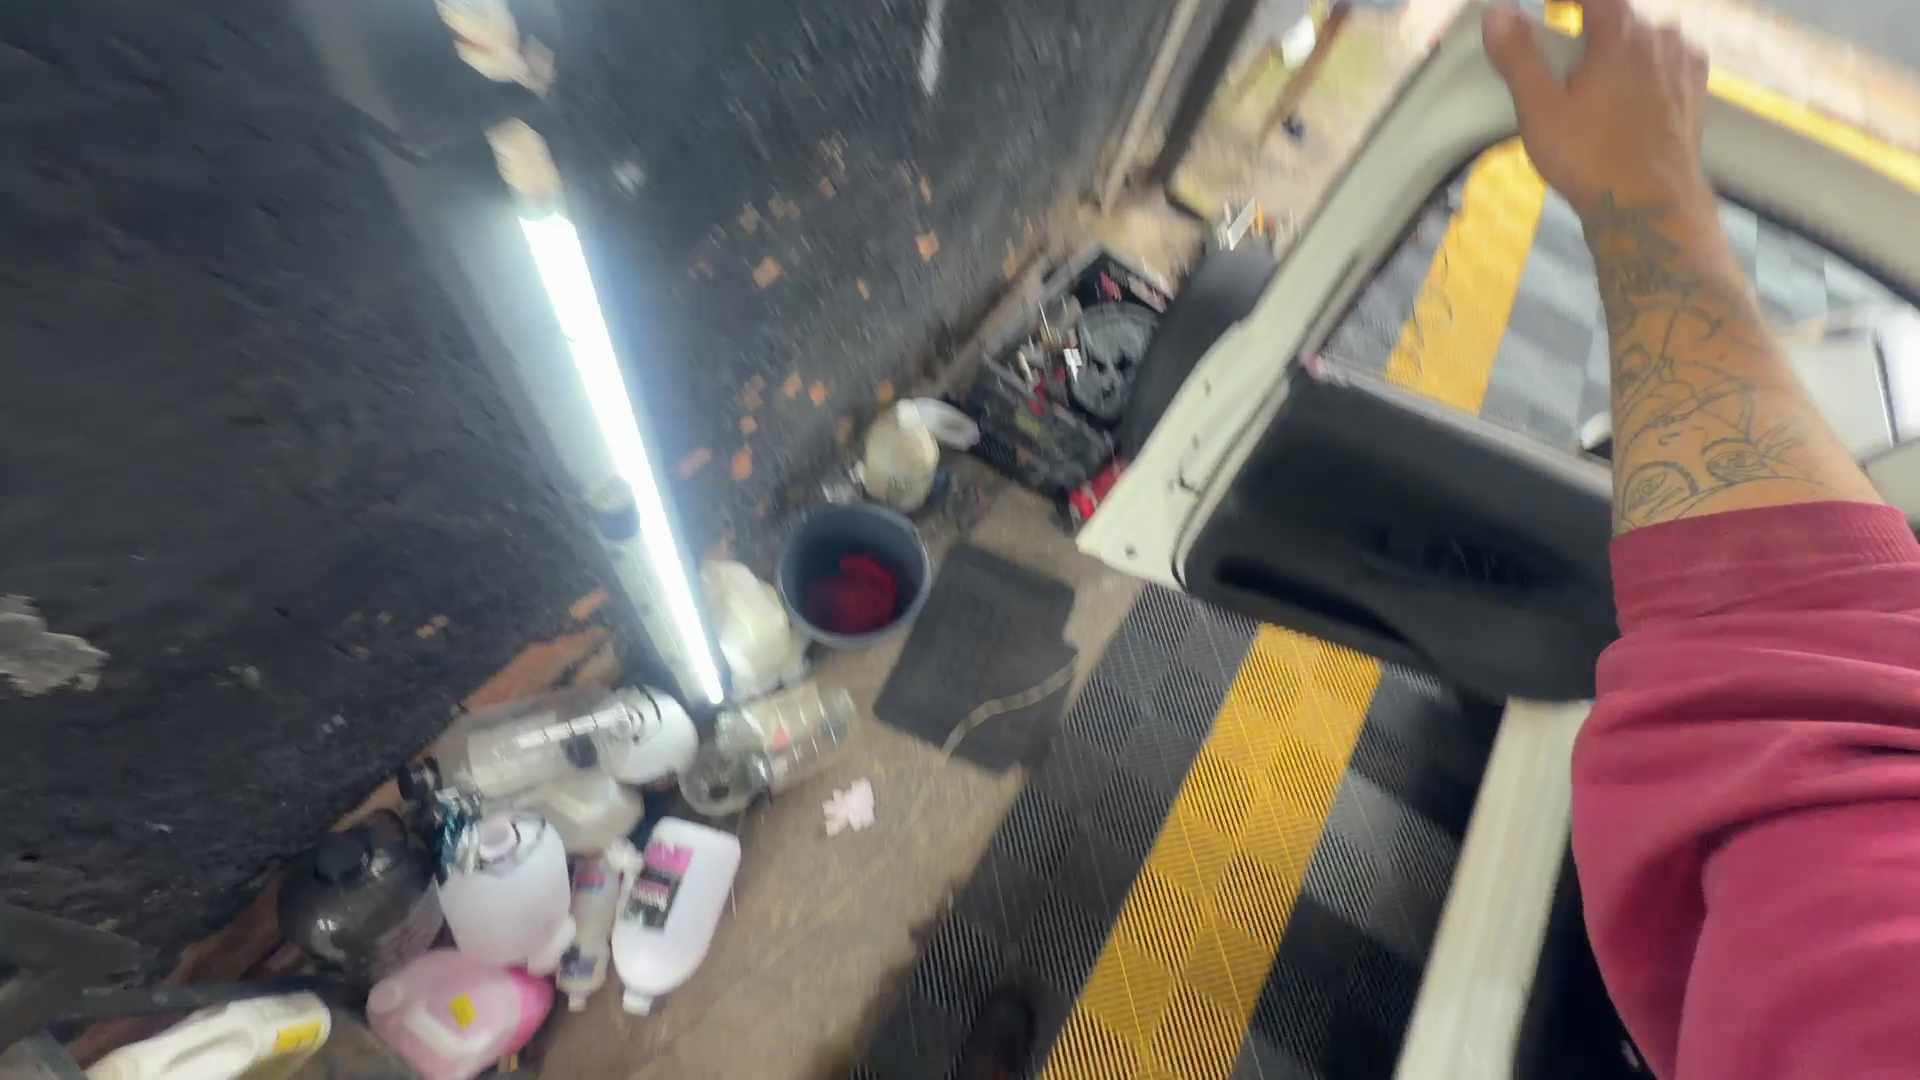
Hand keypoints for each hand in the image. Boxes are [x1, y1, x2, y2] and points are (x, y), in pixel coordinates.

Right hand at [1483, 0, 1710, 218]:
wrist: (1646, 198)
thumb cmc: (1586, 155)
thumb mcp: (1539, 110)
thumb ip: (1519, 59)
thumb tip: (1498, 14)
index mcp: (1619, 35)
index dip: (1567, 0)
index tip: (1549, 7)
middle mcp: (1659, 36)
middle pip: (1618, 22)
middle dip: (1590, 37)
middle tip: (1563, 71)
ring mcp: (1682, 60)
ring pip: (1643, 43)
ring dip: (1617, 57)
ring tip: (1592, 93)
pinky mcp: (1693, 87)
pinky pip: (1663, 65)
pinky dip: (1641, 73)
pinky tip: (1624, 102)